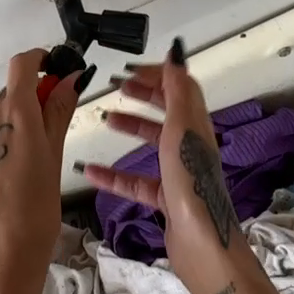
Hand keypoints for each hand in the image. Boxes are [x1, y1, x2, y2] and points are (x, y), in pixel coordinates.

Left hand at [0, 50, 85, 293]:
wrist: (0, 261)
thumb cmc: (39, 210)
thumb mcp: (56, 157)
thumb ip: (59, 110)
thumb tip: (70, 76)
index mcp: (15, 113)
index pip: (22, 64)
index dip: (37, 61)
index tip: (48, 71)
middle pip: (6, 98)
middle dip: (23, 110)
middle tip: (38, 144)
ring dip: (0, 134)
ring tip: (13, 173)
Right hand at [83, 39, 293, 293]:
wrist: (202, 242)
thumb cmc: (190, 179)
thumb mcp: (181, 126)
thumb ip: (177, 89)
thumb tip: (177, 51)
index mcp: (195, 123)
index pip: (179, 87)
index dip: (157, 74)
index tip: (129, 69)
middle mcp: (189, 144)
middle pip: (166, 110)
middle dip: (143, 94)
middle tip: (116, 86)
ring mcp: (178, 172)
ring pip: (152, 142)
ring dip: (130, 127)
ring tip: (106, 119)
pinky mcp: (166, 198)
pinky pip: (137, 180)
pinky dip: (114, 175)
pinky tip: (91, 172)